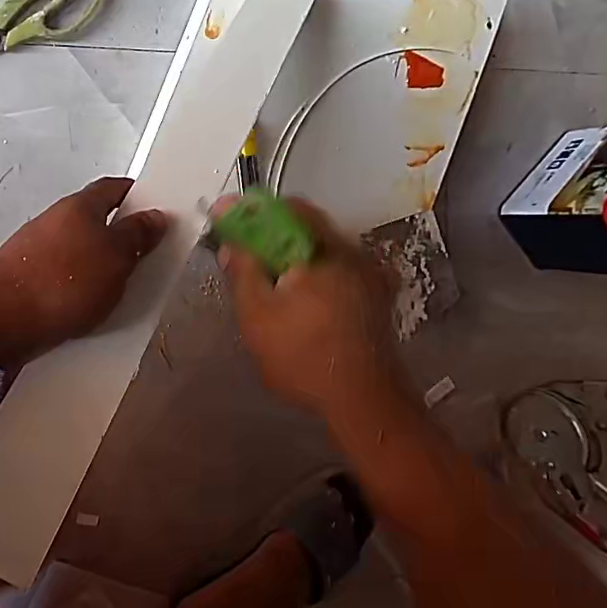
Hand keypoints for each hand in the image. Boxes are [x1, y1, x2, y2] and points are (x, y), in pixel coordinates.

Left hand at [0, 178, 167, 350]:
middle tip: (145, 255)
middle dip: (120, 236)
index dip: (137, 195)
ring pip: (79, 251)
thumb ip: (138, 236)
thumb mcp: (117, 257)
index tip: (156, 209)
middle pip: (96, 220)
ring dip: (99, 265)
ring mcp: (36, 250)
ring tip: (121, 289)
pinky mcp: (25, 279)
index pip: (114, 188)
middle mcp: (56, 221)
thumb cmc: (63, 282)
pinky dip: (79, 288)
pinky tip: (90, 308)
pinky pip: (63, 277)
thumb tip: (154, 216)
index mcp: (80, 206)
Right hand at [215, 197, 410, 417]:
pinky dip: (316, 273)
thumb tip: (232, 244)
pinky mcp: (377, 297)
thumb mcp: (257, 315)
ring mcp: (369, 274)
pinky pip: (339, 270)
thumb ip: (243, 272)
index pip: (285, 208)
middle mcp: (351, 251)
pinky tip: (303, 300)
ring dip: (296, 255)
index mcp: (322, 247)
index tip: (229, 221)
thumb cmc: (303, 355)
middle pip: (307, 226)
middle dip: (273, 234)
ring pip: (324, 249)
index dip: (253, 211)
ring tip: (272, 280)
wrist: (364, 399)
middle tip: (247, 254)